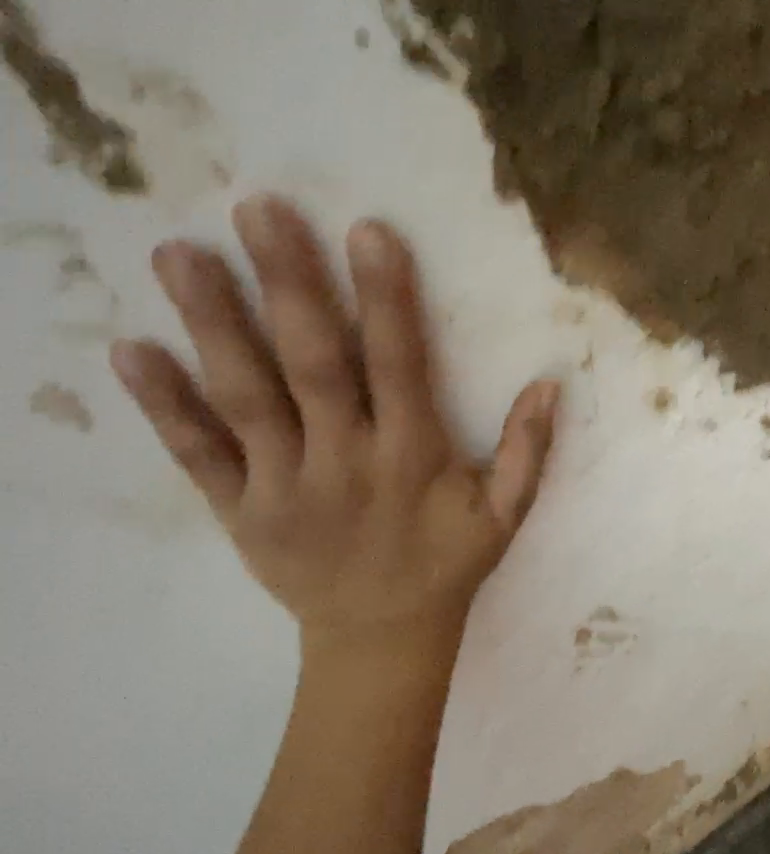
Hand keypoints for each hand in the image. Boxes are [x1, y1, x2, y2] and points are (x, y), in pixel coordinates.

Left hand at [110, 195, 558, 651]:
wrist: (382, 636)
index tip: (369, 234)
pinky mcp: (239, 508)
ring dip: (214, 326)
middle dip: (290, 287)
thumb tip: (548, 386)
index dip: (386, 301)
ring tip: (179, 255)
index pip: (399, 367)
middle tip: (259, 211)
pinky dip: (163, 406)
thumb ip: (526, 451)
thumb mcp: (506, 515)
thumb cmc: (449, 564)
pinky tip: (132, 350)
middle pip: (315, 366)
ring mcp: (285, 484)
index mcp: (415, 458)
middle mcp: (347, 461)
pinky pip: (198, 454)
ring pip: (247, 397)